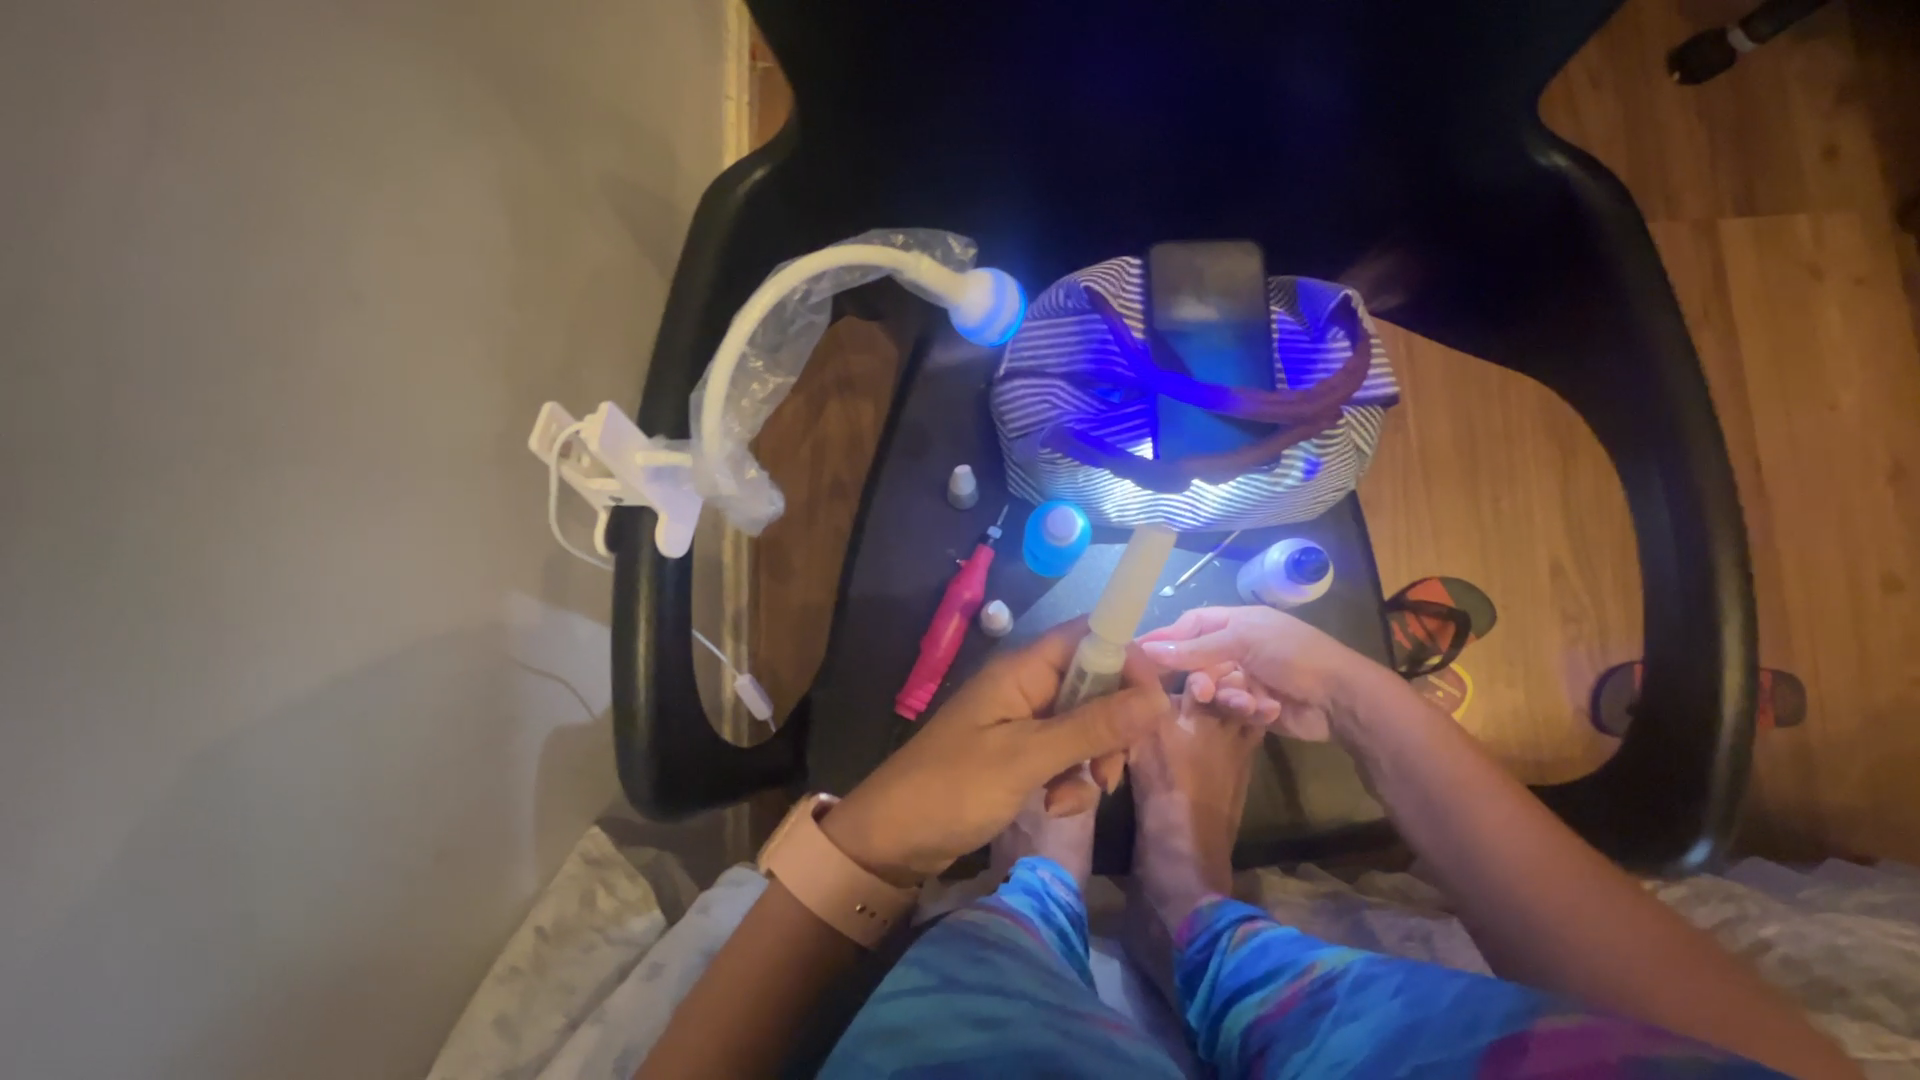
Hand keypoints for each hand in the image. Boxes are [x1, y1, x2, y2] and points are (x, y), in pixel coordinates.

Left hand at [823, 619, 1171, 883]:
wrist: (892, 839)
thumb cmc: (952, 788)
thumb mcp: (1026, 758)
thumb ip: (1092, 727)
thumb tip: (1158, 699)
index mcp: (1023, 669)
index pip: (1092, 636)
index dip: (1129, 660)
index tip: (1154, 706)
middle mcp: (1026, 687)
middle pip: (1097, 685)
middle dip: (1115, 728)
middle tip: (1110, 772)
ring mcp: (1023, 722)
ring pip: (1087, 726)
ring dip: (1091, 763)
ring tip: (1071, 799)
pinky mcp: (1020, 756)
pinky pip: (1065, 757)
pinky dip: (1069, 781)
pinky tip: (1054, 808)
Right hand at [1138, 606, 1388, 741]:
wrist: (1341, 698)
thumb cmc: (1292, 656)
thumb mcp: (1241, 642)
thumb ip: (1193, 648)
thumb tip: (1147, 648)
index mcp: (1237, 622)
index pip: (1189, 625)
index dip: (1165, 638)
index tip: (1137, 653)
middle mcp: (1239, 647)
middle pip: (1197, 660)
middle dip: (1199, 675)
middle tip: (1198, 691)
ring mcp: (1247, 678)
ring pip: (1213, 687)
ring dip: (1226, 695)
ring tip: (1242, 702)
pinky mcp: (1254, 706)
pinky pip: (1231, 708)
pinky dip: (1244, 709)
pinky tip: (1263, 710)